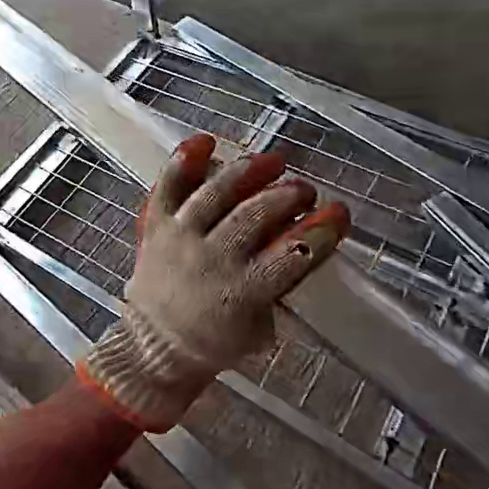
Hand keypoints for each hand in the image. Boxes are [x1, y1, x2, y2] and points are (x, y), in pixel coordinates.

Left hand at [77, 134, 349, 431]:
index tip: (339, 214)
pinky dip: (185, 161)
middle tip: (303, 192)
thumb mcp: (257, 327)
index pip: (290, 254)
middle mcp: (210, 259)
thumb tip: (298, 245)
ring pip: (218, 193)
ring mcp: (179, 238)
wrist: (150, 347)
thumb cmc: (211, 342)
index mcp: (241, 292)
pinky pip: (169, 187)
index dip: (320, 231)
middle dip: (288, 196)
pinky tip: (207, 141)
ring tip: (274, 163)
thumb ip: (277, 288)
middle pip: (255, 215)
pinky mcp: (156, 226)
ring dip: (251, 172)